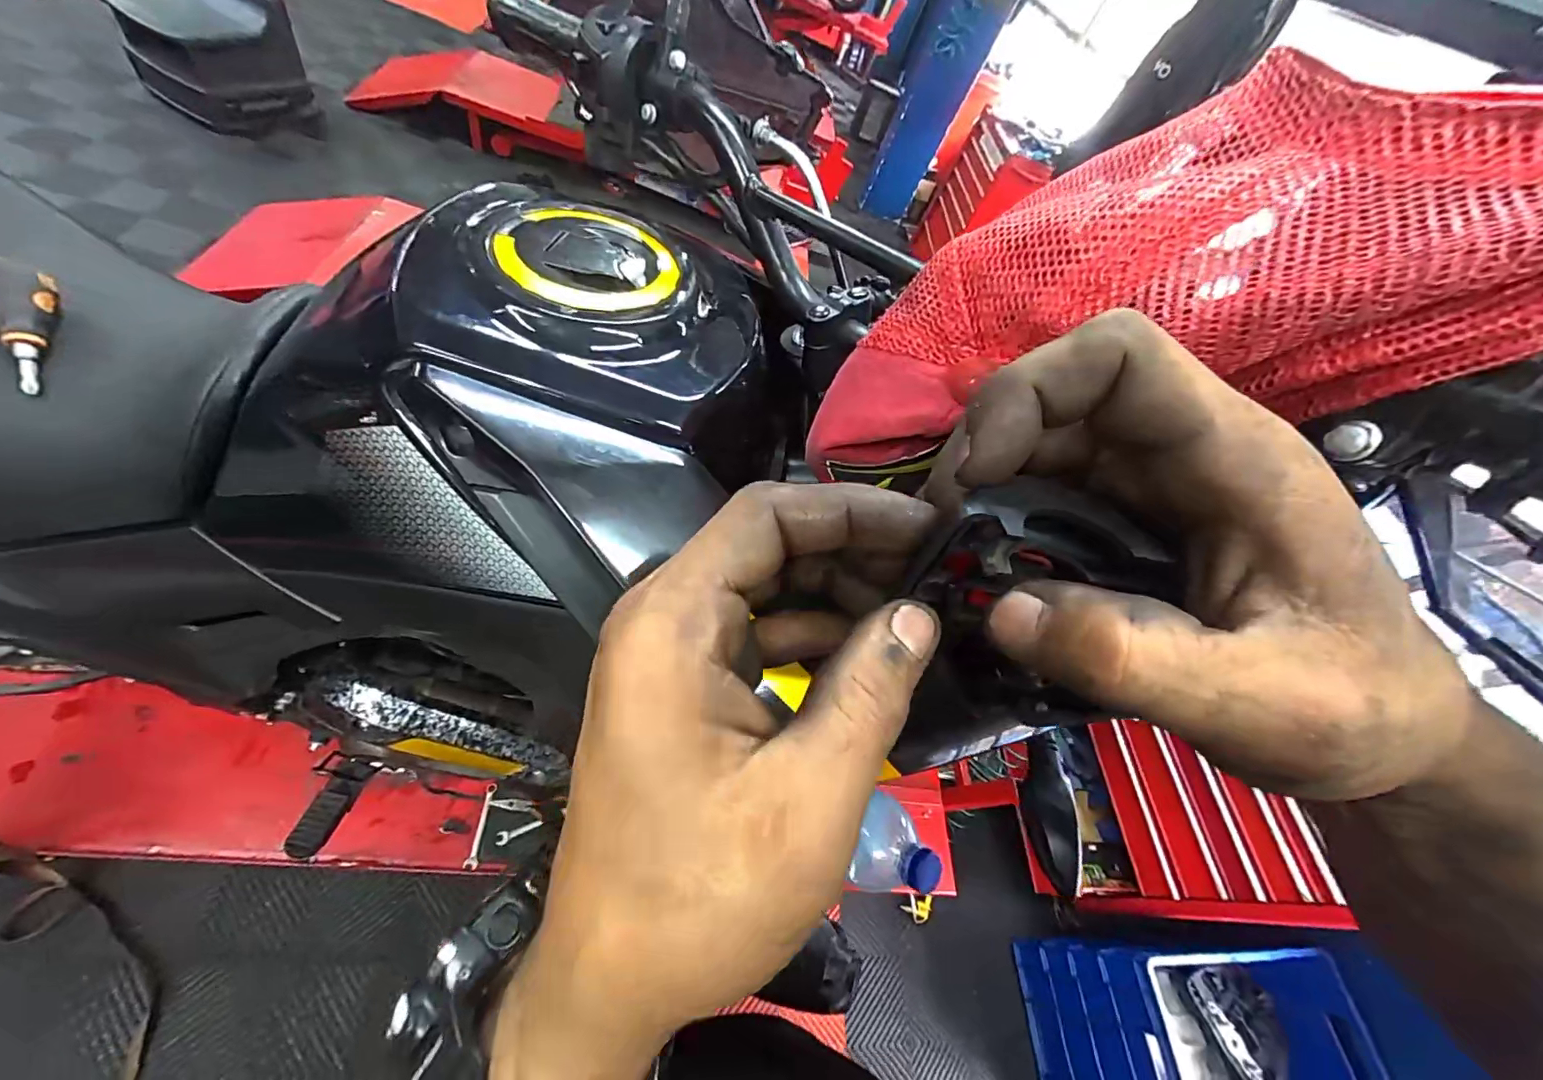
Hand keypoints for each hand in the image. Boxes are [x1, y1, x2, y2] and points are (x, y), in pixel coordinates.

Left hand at [489, 482, 940, 1079]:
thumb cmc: (702, 894)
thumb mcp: (810, 795)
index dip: (850, 509)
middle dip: (851, 551)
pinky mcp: (682, 689)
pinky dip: (811, 641)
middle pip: (766, 546)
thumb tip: (919, 614)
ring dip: (837, 597)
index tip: (924, 528)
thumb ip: (871, 690)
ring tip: (911, 619)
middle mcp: (661, 619)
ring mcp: (668, 655)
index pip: (766, 515)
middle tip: (931, 574)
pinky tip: (865, 663)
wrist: (611, 978)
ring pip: (765, 590)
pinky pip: (755, 637)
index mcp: (673, 621)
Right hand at [935, 310, 1476, 801]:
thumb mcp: (1250, 703)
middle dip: (983, 451)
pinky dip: (998, 523)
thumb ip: (1129, 660)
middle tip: (940, 534)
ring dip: (982, 490)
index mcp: (1231, 457)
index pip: (1120, 355)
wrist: (1386, 742)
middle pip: (1059, 397)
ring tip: (951, 557)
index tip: (977, 476)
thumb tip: (1002, 611)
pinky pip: (1044, 495)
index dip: (1032, 390)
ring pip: (1041, 446)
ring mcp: (1151, 487)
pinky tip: (985, 573)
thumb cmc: (1349, 711)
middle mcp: (1182, 453)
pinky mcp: (1127, 524)